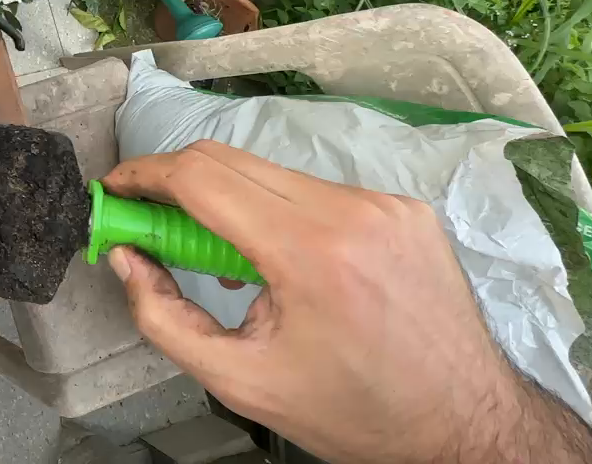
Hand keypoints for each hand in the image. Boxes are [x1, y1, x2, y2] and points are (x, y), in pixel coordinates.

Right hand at [102, 141, 591, 463]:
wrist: (477, 434)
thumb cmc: (355, 413)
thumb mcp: (240, 382)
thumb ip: (161, 316)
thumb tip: (125, 254)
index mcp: (313, 255)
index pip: (200, 178)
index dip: (142, 175)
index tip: (114, 191)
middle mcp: (351, 212)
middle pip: (222, 158)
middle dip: (171, 181)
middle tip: (150, 218)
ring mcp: (382, 202)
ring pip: (260, 168)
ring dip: (219, 194)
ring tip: (218, 250)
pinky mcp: (399, 205)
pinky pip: (302, 185)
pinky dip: (267, 206)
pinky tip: (273, 252)